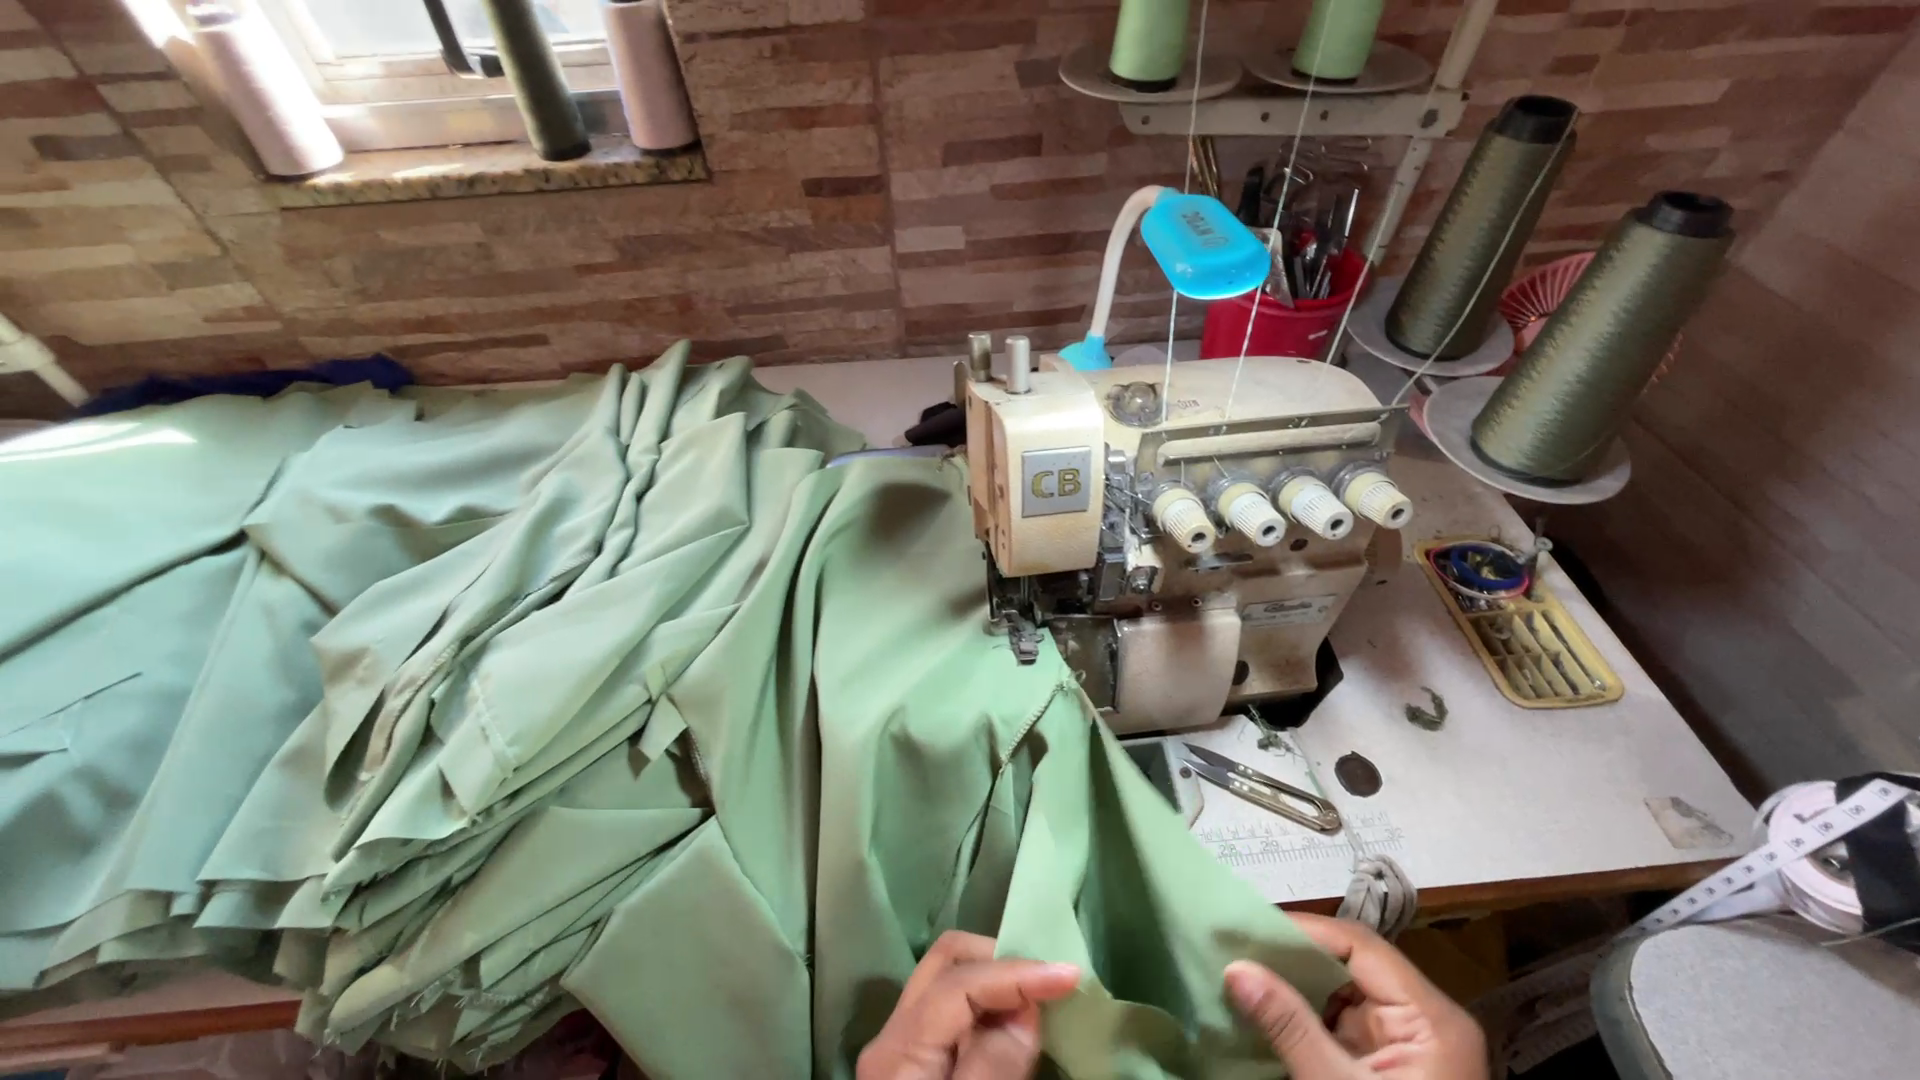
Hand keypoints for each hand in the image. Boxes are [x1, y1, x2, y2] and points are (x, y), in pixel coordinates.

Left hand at [857, 930, 1081, 1079]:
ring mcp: (901, 1049)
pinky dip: (989, 1004)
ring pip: (949, 979)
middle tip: (1050, 980)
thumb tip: (1027, 1011)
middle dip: (1002, 957)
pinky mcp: (915, 1064)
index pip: (959, 982)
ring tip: (1040, 996)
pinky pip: (954, 1012)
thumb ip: (994, 1065)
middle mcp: (892, 1037)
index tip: (1070, 975)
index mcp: (898, 1050)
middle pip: (946, 959)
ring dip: (997, 978)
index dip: (1017, 972)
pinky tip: (1016, 1018)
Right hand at [1225, 914, 1485, 1079]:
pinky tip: (1262, 1010)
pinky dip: (1301, 1017)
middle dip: (1291, 958)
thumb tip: (1236, 968)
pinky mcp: (1385, 1067)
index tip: (1248, 929)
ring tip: (1241, 972)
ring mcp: (1404, 1044)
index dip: (1304, 931)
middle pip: (1349, 965)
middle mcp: (1422, 1020)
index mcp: (1431, 1018)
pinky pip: (1338, 1024)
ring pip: (1339, 993)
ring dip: (1291, 986)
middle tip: (1235, 949)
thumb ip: (1289, 1026)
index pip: (1360, 947)